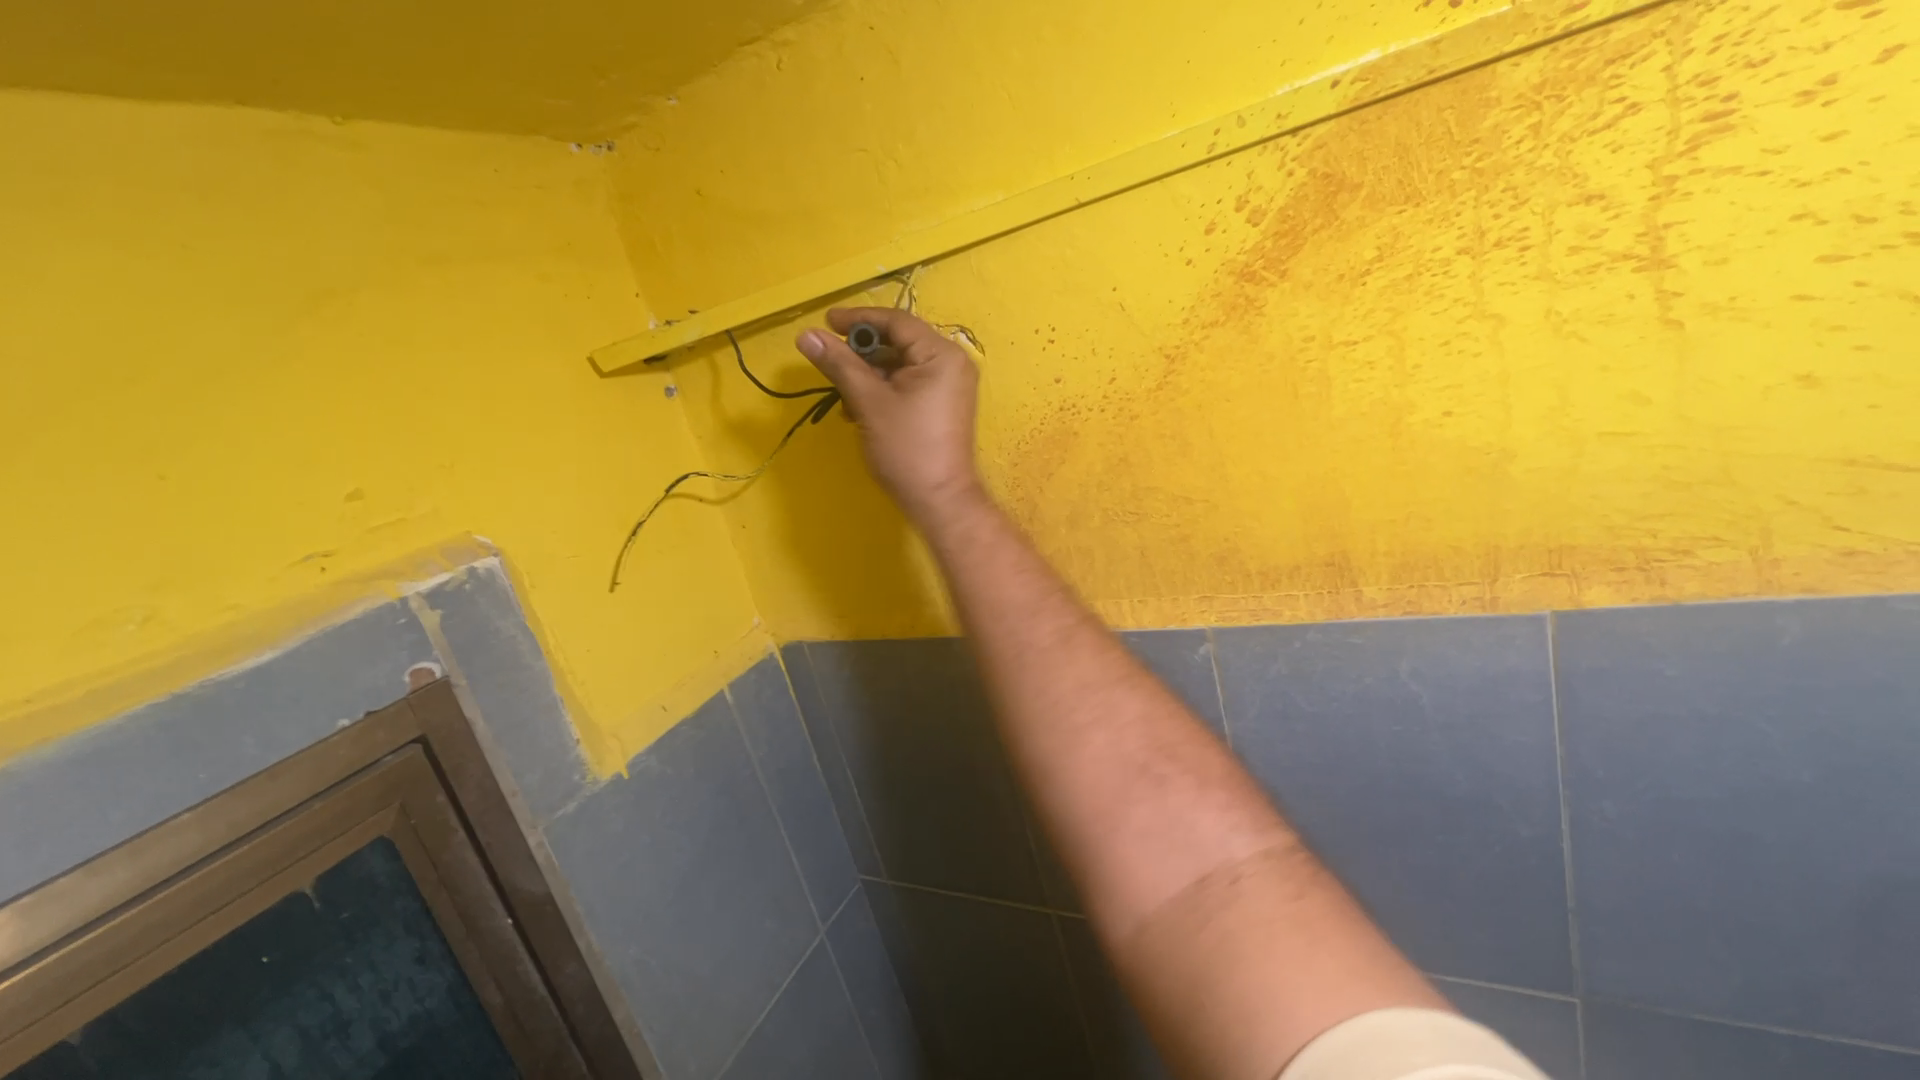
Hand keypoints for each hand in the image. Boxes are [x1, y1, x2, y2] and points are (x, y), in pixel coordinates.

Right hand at [796, 307, 983, 527]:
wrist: (939, 500)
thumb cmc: (907, 448)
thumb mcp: (868, 402)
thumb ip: (839, 364)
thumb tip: (806, 335)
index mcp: (941, 354)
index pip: (896, 321)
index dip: (858, 319)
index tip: (825, 322)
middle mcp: (950, 364)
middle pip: (897, 342)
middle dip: (861, 354)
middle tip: (830, 363)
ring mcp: (947, 387)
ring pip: (898, 366)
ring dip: (867, 376)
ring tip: (843, 396)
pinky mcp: (939, 406)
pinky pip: (906, 385)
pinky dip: (881, 392)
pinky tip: (857, 411)